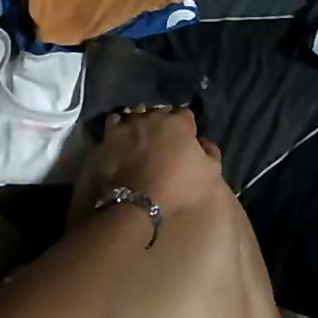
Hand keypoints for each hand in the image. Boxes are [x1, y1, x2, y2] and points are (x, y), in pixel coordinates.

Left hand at [69, 107, 226, 224]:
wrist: (133, 205)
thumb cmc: (176, 189)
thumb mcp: (209, 174)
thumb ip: (210, 153)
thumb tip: (204, 142)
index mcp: (177, 123)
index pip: (186, 114)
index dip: (186, 126)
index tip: (186, 137)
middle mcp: (150, 117)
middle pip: (159, 113)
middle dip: (162, 123)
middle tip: (163, 140)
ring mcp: (126, 125)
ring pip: (135, 115)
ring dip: (139, 123)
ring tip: (140, 138)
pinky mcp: (107, 137)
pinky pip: (114, 125)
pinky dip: (119, 130)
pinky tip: (120, 141)